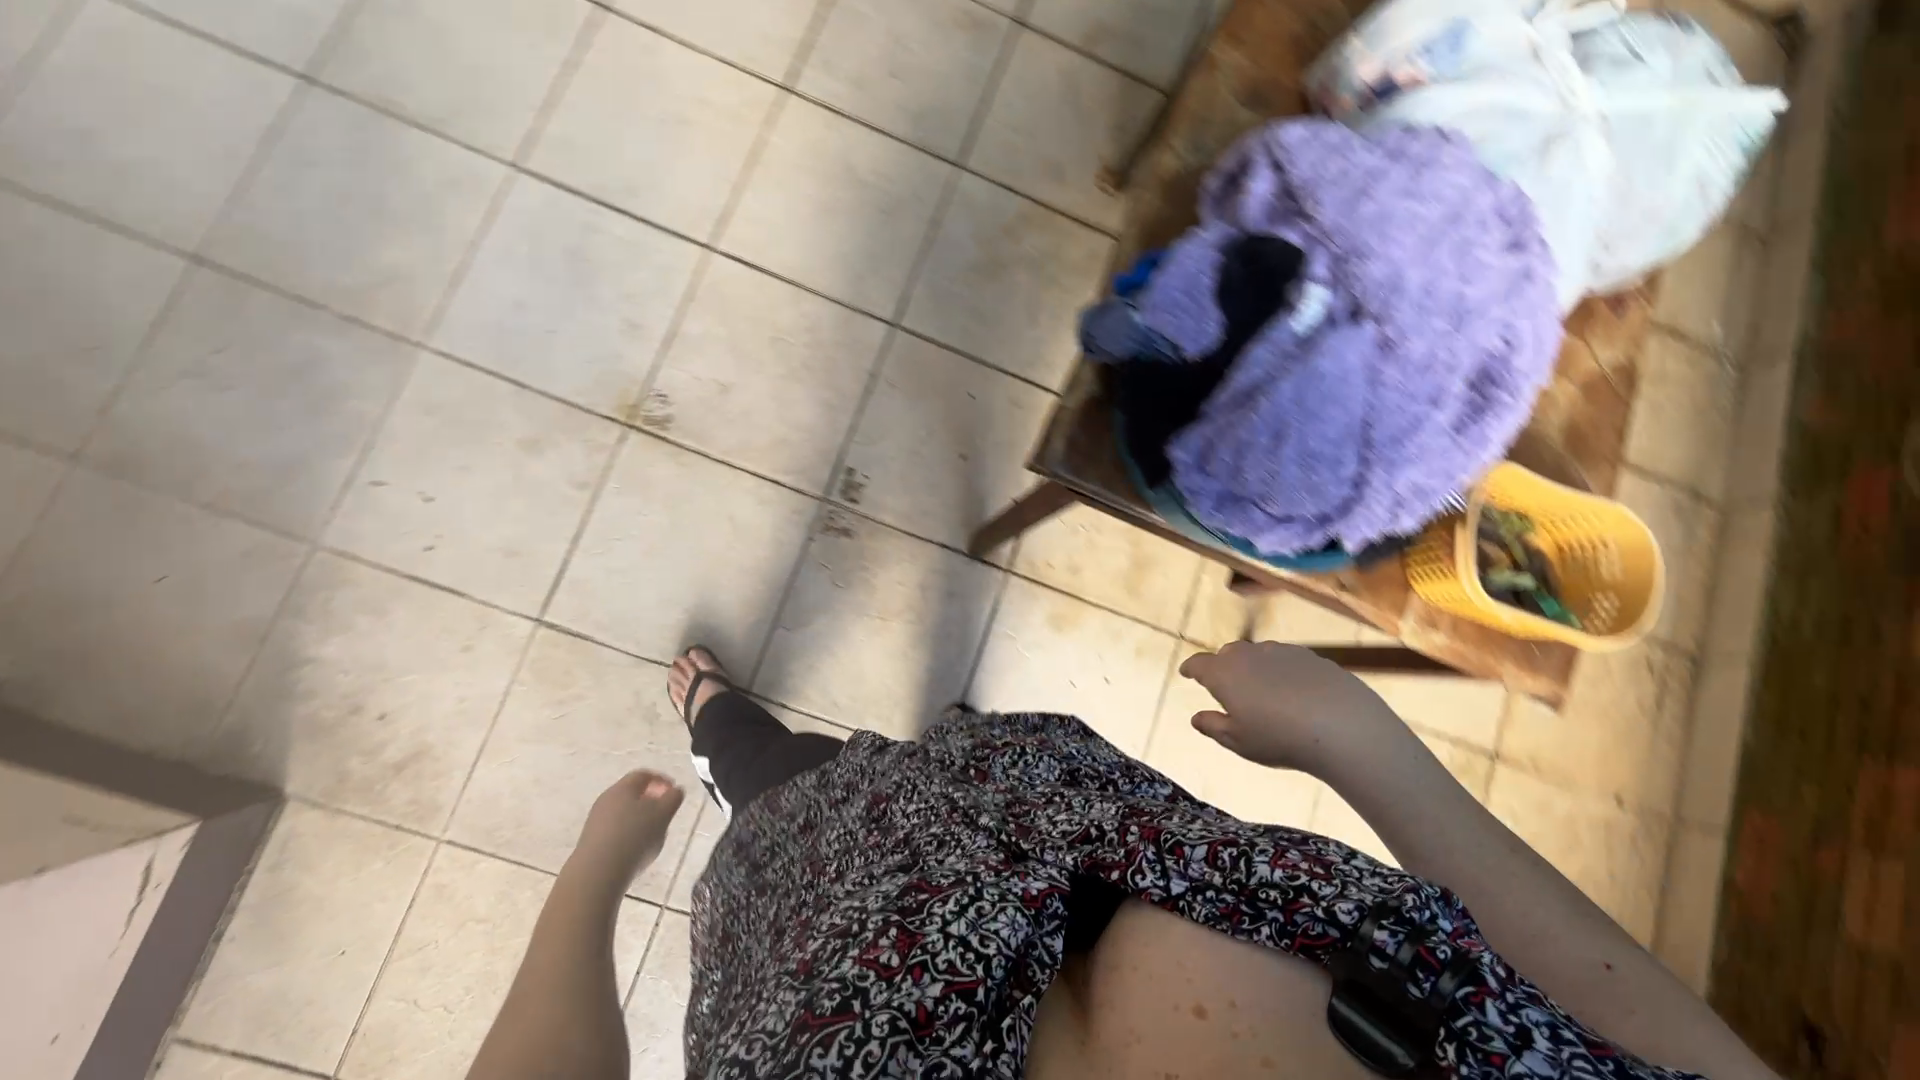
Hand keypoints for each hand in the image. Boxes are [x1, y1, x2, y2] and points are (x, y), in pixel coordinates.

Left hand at [571, 770, 685, 886]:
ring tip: (653, 834)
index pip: (643, 775)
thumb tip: (675, 790)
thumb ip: (673, 798)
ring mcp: (596, 820)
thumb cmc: (635, 837)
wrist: (597, 872)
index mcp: (623, 788)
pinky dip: (628, 833)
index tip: (674, 791)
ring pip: (623, 812)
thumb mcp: (663, 815)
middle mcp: (606, 799)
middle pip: (631, 793)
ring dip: (640, 818)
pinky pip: (615, 829)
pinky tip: (636, 849)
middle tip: (665, 812)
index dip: (661, 780)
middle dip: (651, 800)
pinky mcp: (591, 840)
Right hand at [1178, 641, 1407, 775]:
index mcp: (1225, 674)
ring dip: (1254, 667)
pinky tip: (1293, 692)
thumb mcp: (1240, 742)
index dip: (1191, 669)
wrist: (1343, 727)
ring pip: (1260, 654)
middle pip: (1229, 653)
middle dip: (1222, 665)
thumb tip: (1196, 718)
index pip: (1199, 664)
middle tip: (1224, 684)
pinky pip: (1288, 661)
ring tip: (1261, 690)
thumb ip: (1214, 727)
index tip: (1186, 672)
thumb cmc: (1280, 739)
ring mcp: (1283, 652)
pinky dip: (1282, 672)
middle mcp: (1250, 655)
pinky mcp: (1312, 658)